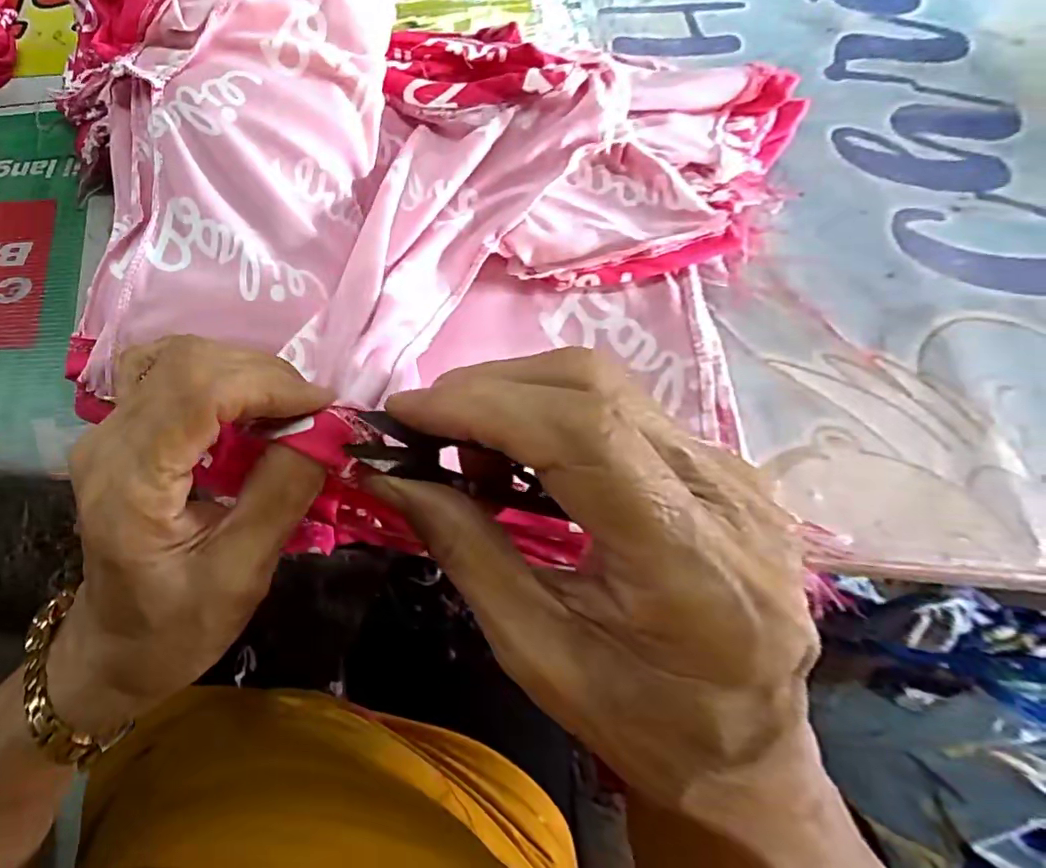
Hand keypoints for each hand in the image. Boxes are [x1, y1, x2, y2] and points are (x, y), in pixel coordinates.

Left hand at [53, 336, 331, 736]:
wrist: (114, 643)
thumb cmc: (174, 628)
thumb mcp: (239, 577)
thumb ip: (278, 495)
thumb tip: (323, 429)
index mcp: (129, 481)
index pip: (193, 392)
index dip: (264, 383)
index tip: (322, 406)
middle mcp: (105, 441)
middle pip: (182, 364)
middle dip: (259, 373)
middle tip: (311, 411)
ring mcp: (102, 431)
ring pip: (171, 359)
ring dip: (236, 368)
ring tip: (282, 404)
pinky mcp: (112, 430)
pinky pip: (159, 375)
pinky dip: (208, 375)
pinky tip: (239, 400)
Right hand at [361, 349, 860, 853]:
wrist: (743, 750)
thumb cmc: (632, 714)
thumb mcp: (528, 646)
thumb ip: (460, 545)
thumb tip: (386, 473)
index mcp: (686, 562)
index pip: (580, 433)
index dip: (479, 407)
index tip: (403, 414)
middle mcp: (725, 499)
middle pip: (589, 387)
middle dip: (481, 390)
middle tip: (420, 428)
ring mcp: (729, 474)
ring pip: (598, 381)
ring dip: (506, 391)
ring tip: (461, 442)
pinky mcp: (715, 465)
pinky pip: (611, 402)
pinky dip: (536, 405)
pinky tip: (509, 449)